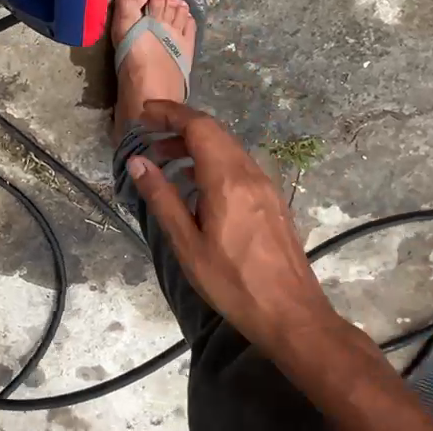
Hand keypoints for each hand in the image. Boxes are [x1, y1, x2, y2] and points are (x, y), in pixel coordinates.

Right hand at [123, 99, 340, 352]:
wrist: (295, 319)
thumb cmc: (234, 282)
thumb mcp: (187, 244)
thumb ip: (161, 197)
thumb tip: (137, 161)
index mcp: (228, 181)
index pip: (198, 126)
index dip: (169, 113)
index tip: (143, 114)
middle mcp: (250, 175)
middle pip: (214, 130)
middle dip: (179, 122)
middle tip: (148, 130)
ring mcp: (266, 188)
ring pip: (228, 145)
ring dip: (195, 140)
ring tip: (165, 155)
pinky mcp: (272, 202)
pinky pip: (238, 163)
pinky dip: (211, 156)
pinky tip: (195, 179)